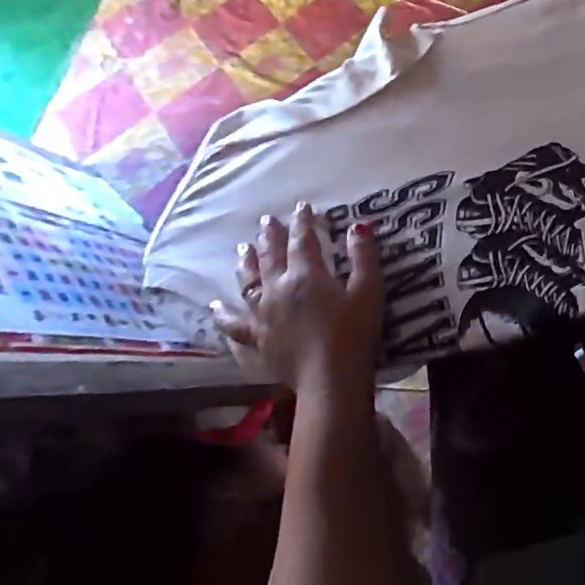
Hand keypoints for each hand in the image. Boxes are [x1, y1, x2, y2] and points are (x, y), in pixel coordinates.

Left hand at [226, 204, 383, 397]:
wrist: (330, 378)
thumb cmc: (354, 332)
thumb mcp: (369, 289)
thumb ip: (363, 256)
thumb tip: (358, 226)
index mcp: (307, 275)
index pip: (303, 240)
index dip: (303, 221)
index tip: (302, 206)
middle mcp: (278, 289)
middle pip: (270, 256)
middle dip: (270, 236)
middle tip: (266, 221)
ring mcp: (262, 316)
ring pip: (248, 284)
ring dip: (246, 264)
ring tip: (242, 250)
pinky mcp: (256, 341)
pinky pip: (235, 326)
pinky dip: (223, 316)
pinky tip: (215, 308)